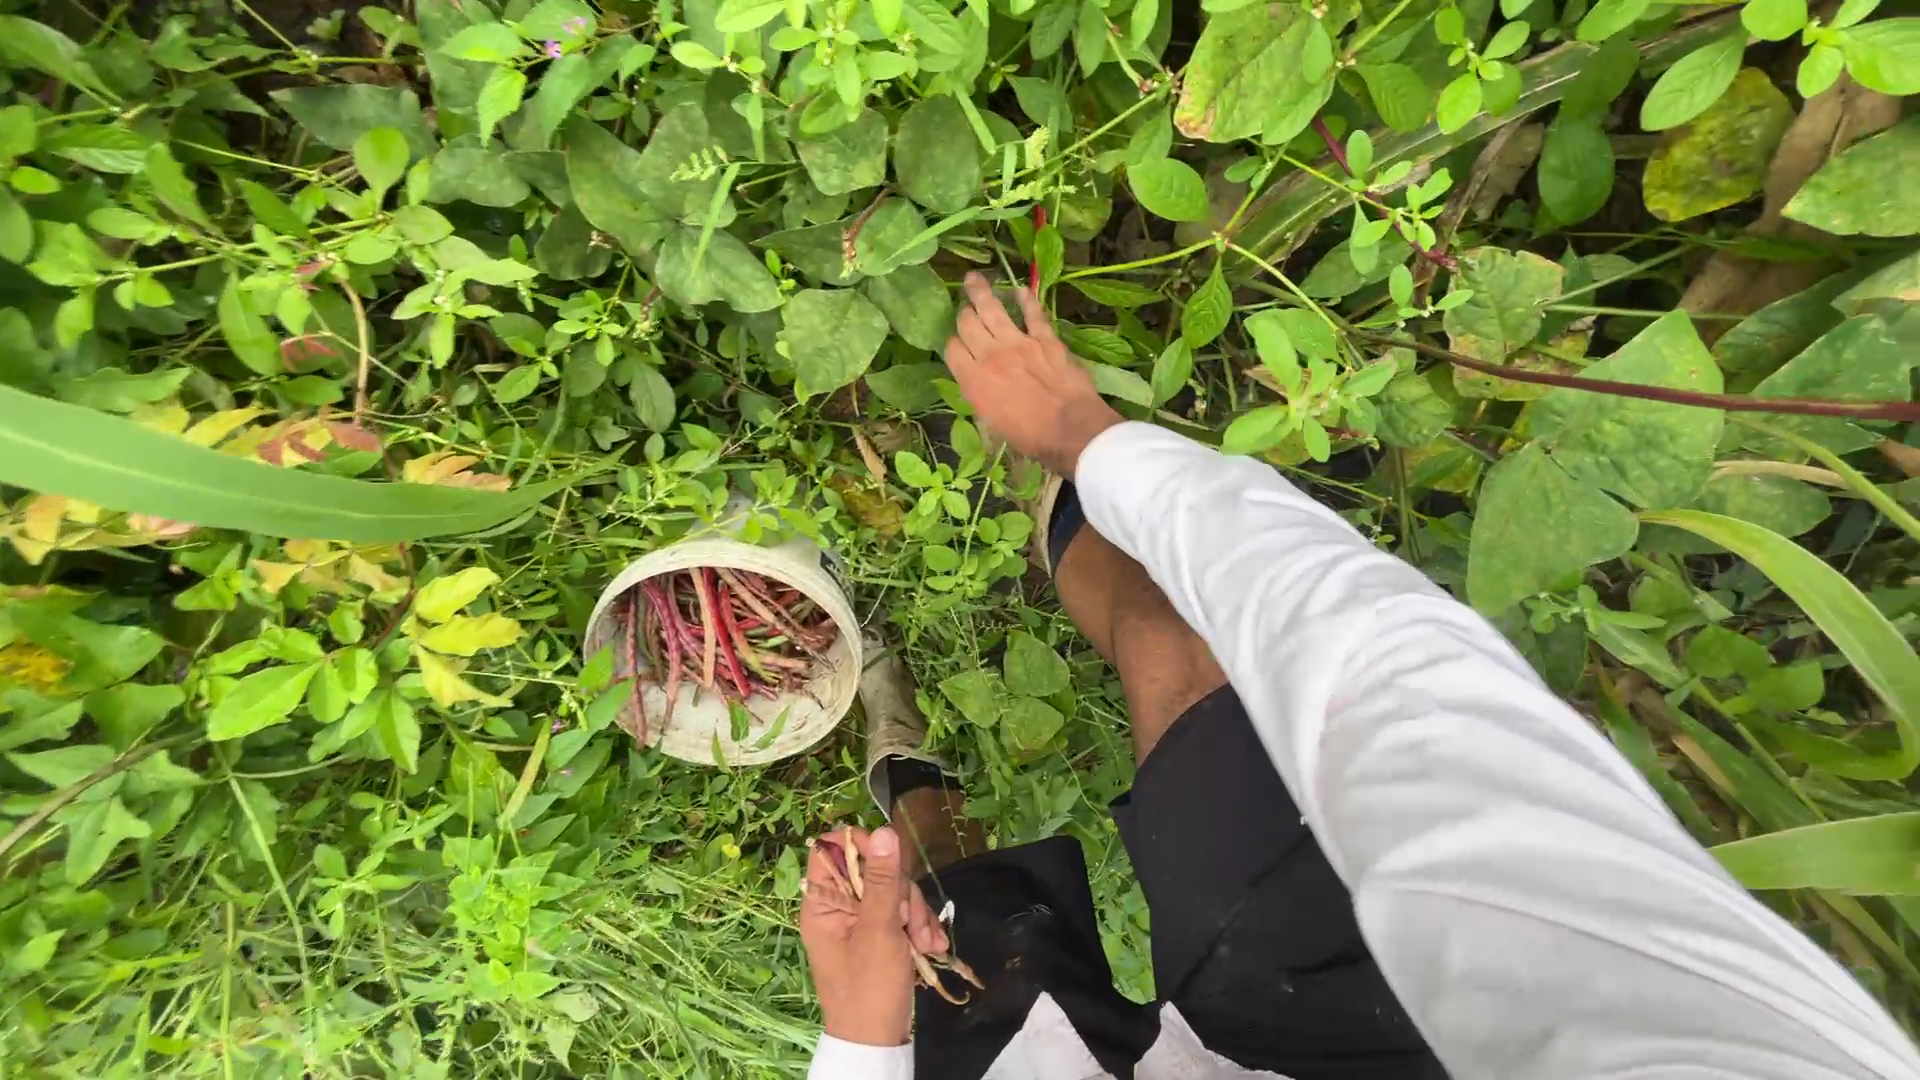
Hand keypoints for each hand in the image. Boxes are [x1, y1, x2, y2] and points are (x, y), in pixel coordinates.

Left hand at [799, 825, 949, 1045]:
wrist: (879, 1045)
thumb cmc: (870, 989)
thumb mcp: (880, 931)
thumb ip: (883, 880)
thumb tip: (884, 831)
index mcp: (823, 903)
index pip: (832, 849)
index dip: (861, 845)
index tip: (888, 860)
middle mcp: (838, 906)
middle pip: (873, 868)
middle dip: (902, 893)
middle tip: (913, 923)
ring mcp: (860, 921)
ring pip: (893, 890)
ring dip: (915, 913)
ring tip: (926, 943)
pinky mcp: (880, 934)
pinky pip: (901, 911)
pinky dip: (919, 926)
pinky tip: (931, 946)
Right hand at [945, 273, 1122, 477]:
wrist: (1068, 429)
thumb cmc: (1028, 436)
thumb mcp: (991, 421)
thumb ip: (980, 393)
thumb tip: (977, 380)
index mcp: (973, 380)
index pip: (952, 348)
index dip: (952, 343)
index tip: (956, 342)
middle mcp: (990, 354)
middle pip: (967, 323)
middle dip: (963, 314)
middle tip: (963, 308)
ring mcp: (1018, 342)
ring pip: (992, 308)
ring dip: (980, 291)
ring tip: (973, 279)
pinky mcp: (1044, 337)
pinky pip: (1032, 312)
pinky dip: (1025, 298)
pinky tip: (1019, 289)